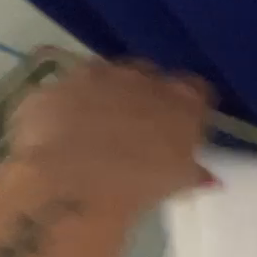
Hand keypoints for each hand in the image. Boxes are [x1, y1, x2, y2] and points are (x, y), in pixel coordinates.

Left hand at [4, 56, 214, 215]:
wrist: (72, 182)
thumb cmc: (142, 182)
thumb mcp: (180, 181)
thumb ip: (194, 171)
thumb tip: (207, 177)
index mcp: (183, 98)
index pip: (197, 88)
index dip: (190, 105)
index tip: (185, 123)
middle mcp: (140, 77)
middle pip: (148, 74)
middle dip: (144, 93)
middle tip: (140, 123)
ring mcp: (91, 77)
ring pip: (102, 76)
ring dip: (103, 93)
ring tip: (98, 125)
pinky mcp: (49, 88)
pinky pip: (63, 94)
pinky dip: (65, 108)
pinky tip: (63, 134)